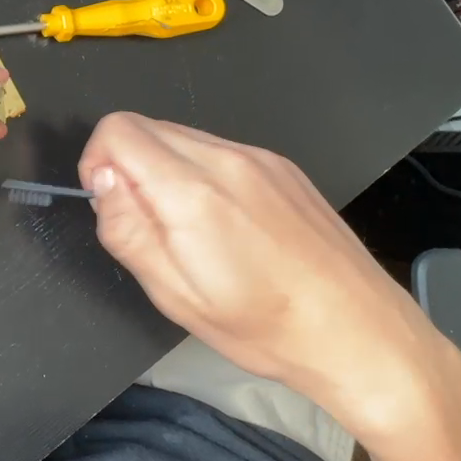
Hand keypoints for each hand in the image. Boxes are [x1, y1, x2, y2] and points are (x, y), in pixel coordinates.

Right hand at [81, 113, 460, 443]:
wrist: (363, 335)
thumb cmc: (264, 328)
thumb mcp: (175, 295)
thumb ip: (126, 230)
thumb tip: (102, 181)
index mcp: (193, 193)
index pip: (117, 130)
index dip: (96, 161)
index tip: (108, 202)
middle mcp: (226, 159)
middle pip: (143, 125)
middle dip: (125, 164)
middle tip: (146, 222)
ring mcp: (258, 157)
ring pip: (178, 134)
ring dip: (161, 167)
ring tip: (187, 226)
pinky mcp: (281, 164)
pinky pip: (216, 148)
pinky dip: (197, 171)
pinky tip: (225, 221)